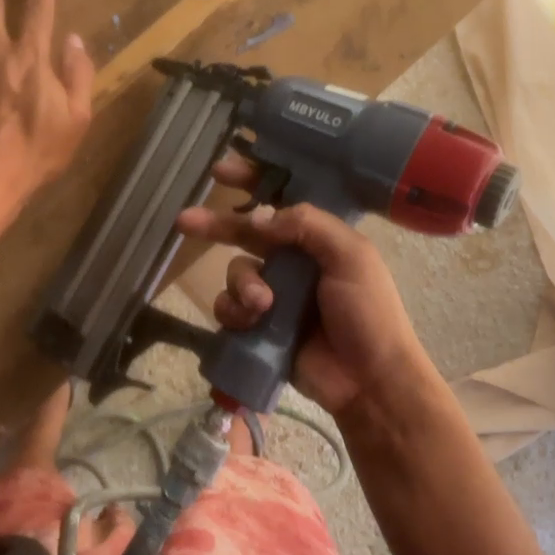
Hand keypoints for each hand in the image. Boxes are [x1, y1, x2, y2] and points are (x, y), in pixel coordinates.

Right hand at [174, 155, 426, 415]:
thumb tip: (258, 219)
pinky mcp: (258, 327)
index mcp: (318, 238)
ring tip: (261, 305)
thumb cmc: (368, 314)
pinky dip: (233, 311)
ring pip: (236, 273)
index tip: (222, 171)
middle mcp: (292, 260)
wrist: (368, 382)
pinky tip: (249, 321)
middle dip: (216, 225)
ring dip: (242, 285)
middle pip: (245, 233)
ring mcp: (274, 294)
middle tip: (185, 221)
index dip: (252, 182)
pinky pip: (229, 308)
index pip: (281, 199)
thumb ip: (307, 225)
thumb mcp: (351, 256)